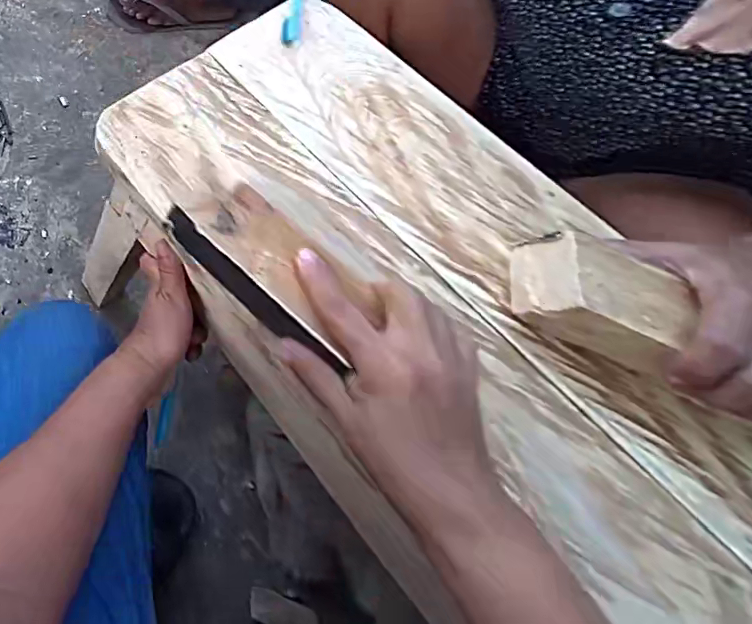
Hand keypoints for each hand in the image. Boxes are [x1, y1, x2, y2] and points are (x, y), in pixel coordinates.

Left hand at [116, 240, 206, 395]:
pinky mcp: (170, 343)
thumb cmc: (162, 330)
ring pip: (189, 316)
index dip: (167, 259)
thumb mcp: (171, 294)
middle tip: (200, 308)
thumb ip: (170, 270)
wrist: (152, 371)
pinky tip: (191, 349)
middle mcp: (160, 303)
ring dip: (198, 326)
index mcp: (160, 287)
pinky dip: (192, 344)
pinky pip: (188, 337)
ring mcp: (164, 323)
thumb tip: (161, 240)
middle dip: (198, 301)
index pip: (156, 264)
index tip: (184, 261)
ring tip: (195, 334)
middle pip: (182, 292)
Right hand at [280, 250, 500, 520]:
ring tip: (390, 328)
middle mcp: (418, 348)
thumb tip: (283, 344)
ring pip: (425, 302)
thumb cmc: (392, 463)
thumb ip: (316, 377)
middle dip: (374, 292)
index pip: (342, 311)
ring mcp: (449, 353)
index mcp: (382, 364)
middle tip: (363, 316)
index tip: (305, 254)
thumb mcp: (347, 423)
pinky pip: (449, 323)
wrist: (455, 497)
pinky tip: (420, 343)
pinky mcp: (469, 363)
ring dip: (403, 304)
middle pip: (395, 291)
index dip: (320, 280)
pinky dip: (430, 322)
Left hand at [623, 239, 751, 434]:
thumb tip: (564, 259)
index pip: (724, 343)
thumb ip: (628, 259)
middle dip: (723, 401)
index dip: (697, 370)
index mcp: (734, 288)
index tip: (673, 377)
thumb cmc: (723, 263)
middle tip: (698, 394)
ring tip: (730, 403)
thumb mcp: (673, 251)